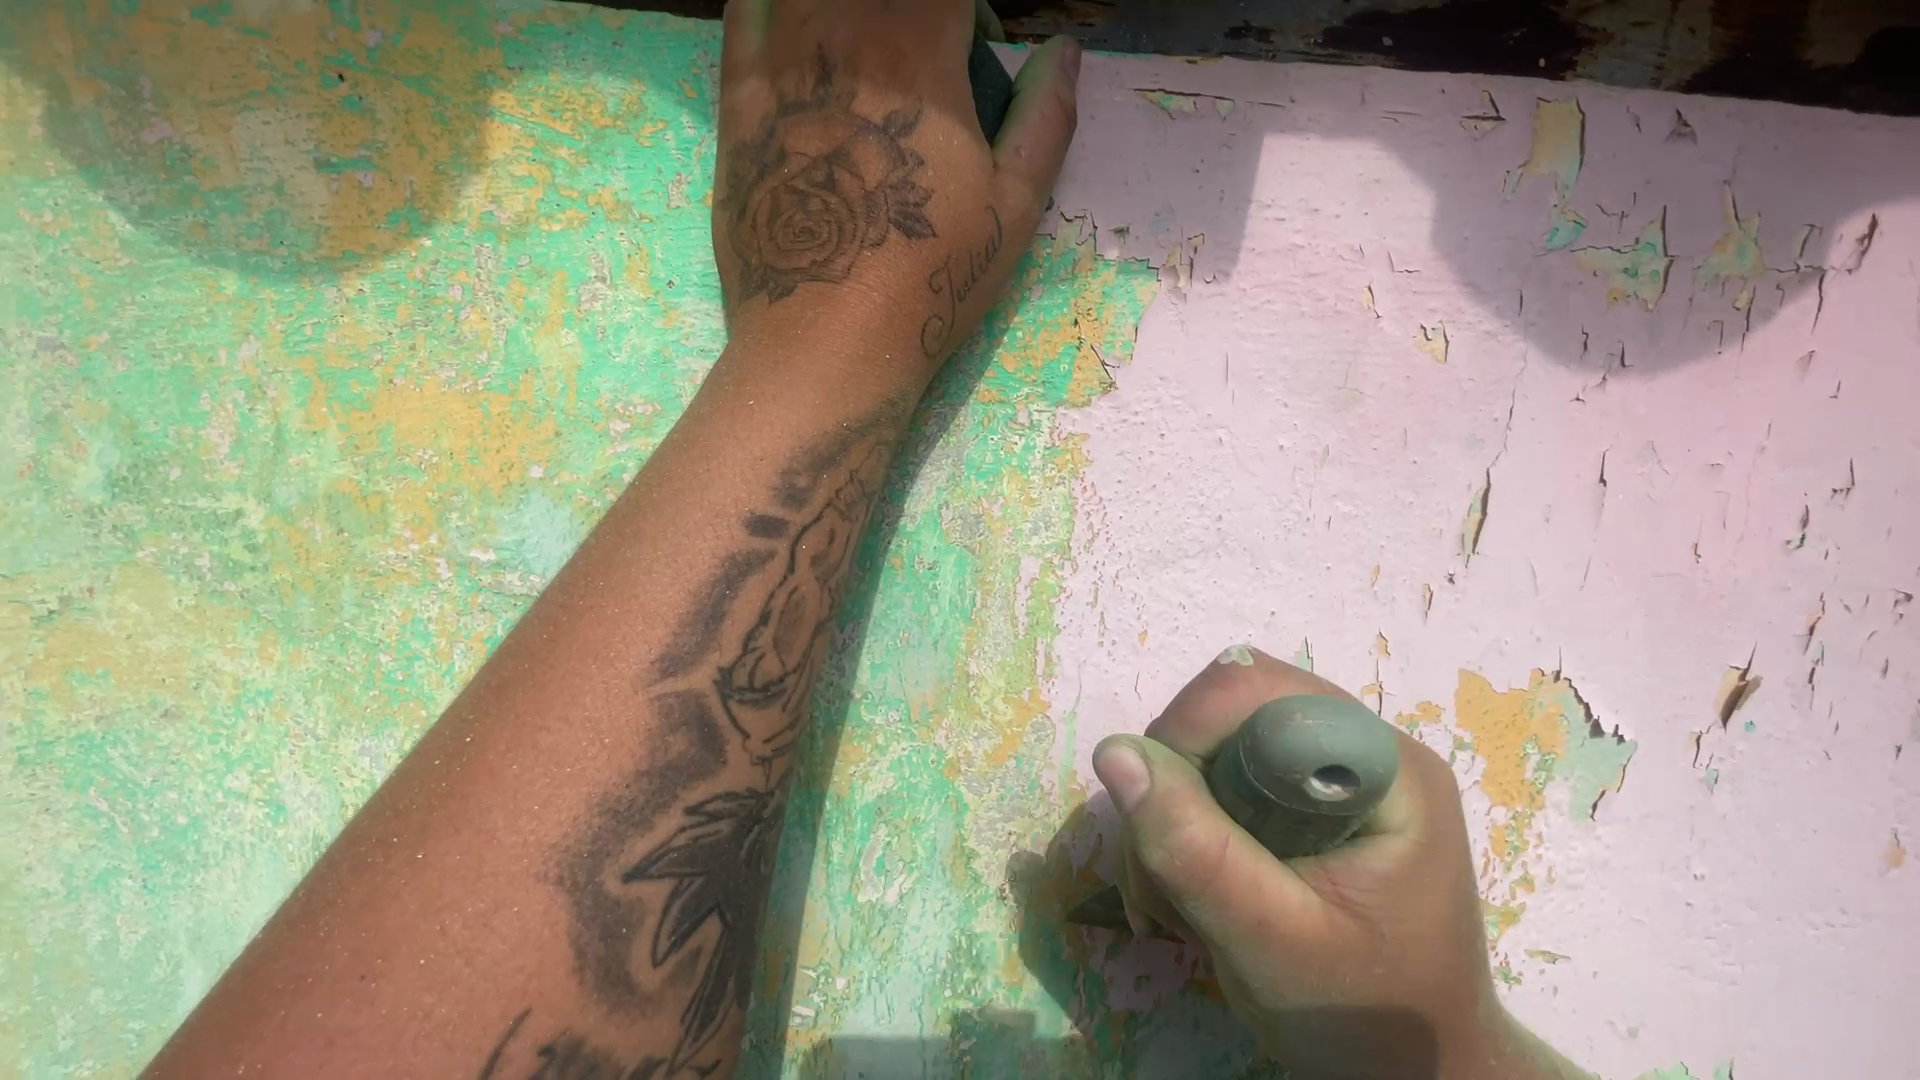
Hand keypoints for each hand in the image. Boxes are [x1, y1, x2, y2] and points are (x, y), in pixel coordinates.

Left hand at [712, 0, 1079, 384]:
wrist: (829, 340)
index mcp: (917, 54)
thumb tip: (1064, 49)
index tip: (974, 51)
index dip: (969, 11)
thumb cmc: (931, 278)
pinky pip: (742, 13)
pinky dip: (770, 10)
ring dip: (850, 17)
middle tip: (923, 68)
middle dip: (913, 14)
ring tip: (867, 67)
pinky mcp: (736, 103)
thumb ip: (1046, 118)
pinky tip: (803, 47)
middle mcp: (843, 35)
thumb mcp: (1013, 208)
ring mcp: (781, 65)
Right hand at [1092, 648, 1587, 1078]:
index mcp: (1384, 770)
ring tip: (1169, 906)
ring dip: (1165, 817)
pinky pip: (1214, 779)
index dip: (1191, 734)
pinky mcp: (1298, 799)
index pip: (1259, 691)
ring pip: (1207, 746)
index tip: (1157, 818)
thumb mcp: (1270, 940)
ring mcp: (1326, 773)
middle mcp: (1356, 750)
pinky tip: (1184, 895)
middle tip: (1158, 877)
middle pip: (1223, 713)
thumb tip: (1111, 752)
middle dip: (1170, 786)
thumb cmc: (1362, 1013)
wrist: (1413, 1070)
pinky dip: (1179, 830)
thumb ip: (1196, 850)